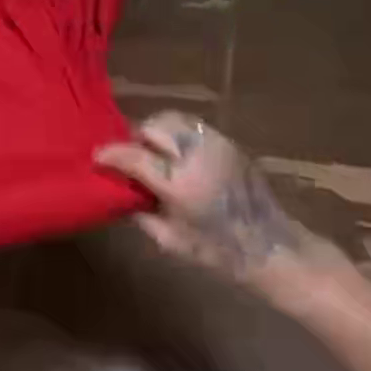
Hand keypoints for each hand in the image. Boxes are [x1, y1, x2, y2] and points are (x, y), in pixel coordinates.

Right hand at [96, 112, 337, 288]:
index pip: (132, 155)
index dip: (108, 155)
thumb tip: (118, 190)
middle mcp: (197, 156)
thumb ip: (138, 210)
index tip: (95, 160)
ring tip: (152, 153)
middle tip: (129, 159)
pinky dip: (176, 135)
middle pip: (152, 127)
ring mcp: (217, 145)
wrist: (274, 249)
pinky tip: (176, 155)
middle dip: (134, 140)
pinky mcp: (230, 144)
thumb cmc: (217, 251)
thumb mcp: (167, 239)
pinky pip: (192, 127)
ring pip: (172, 119)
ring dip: (155, 133)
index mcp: (180, 182)